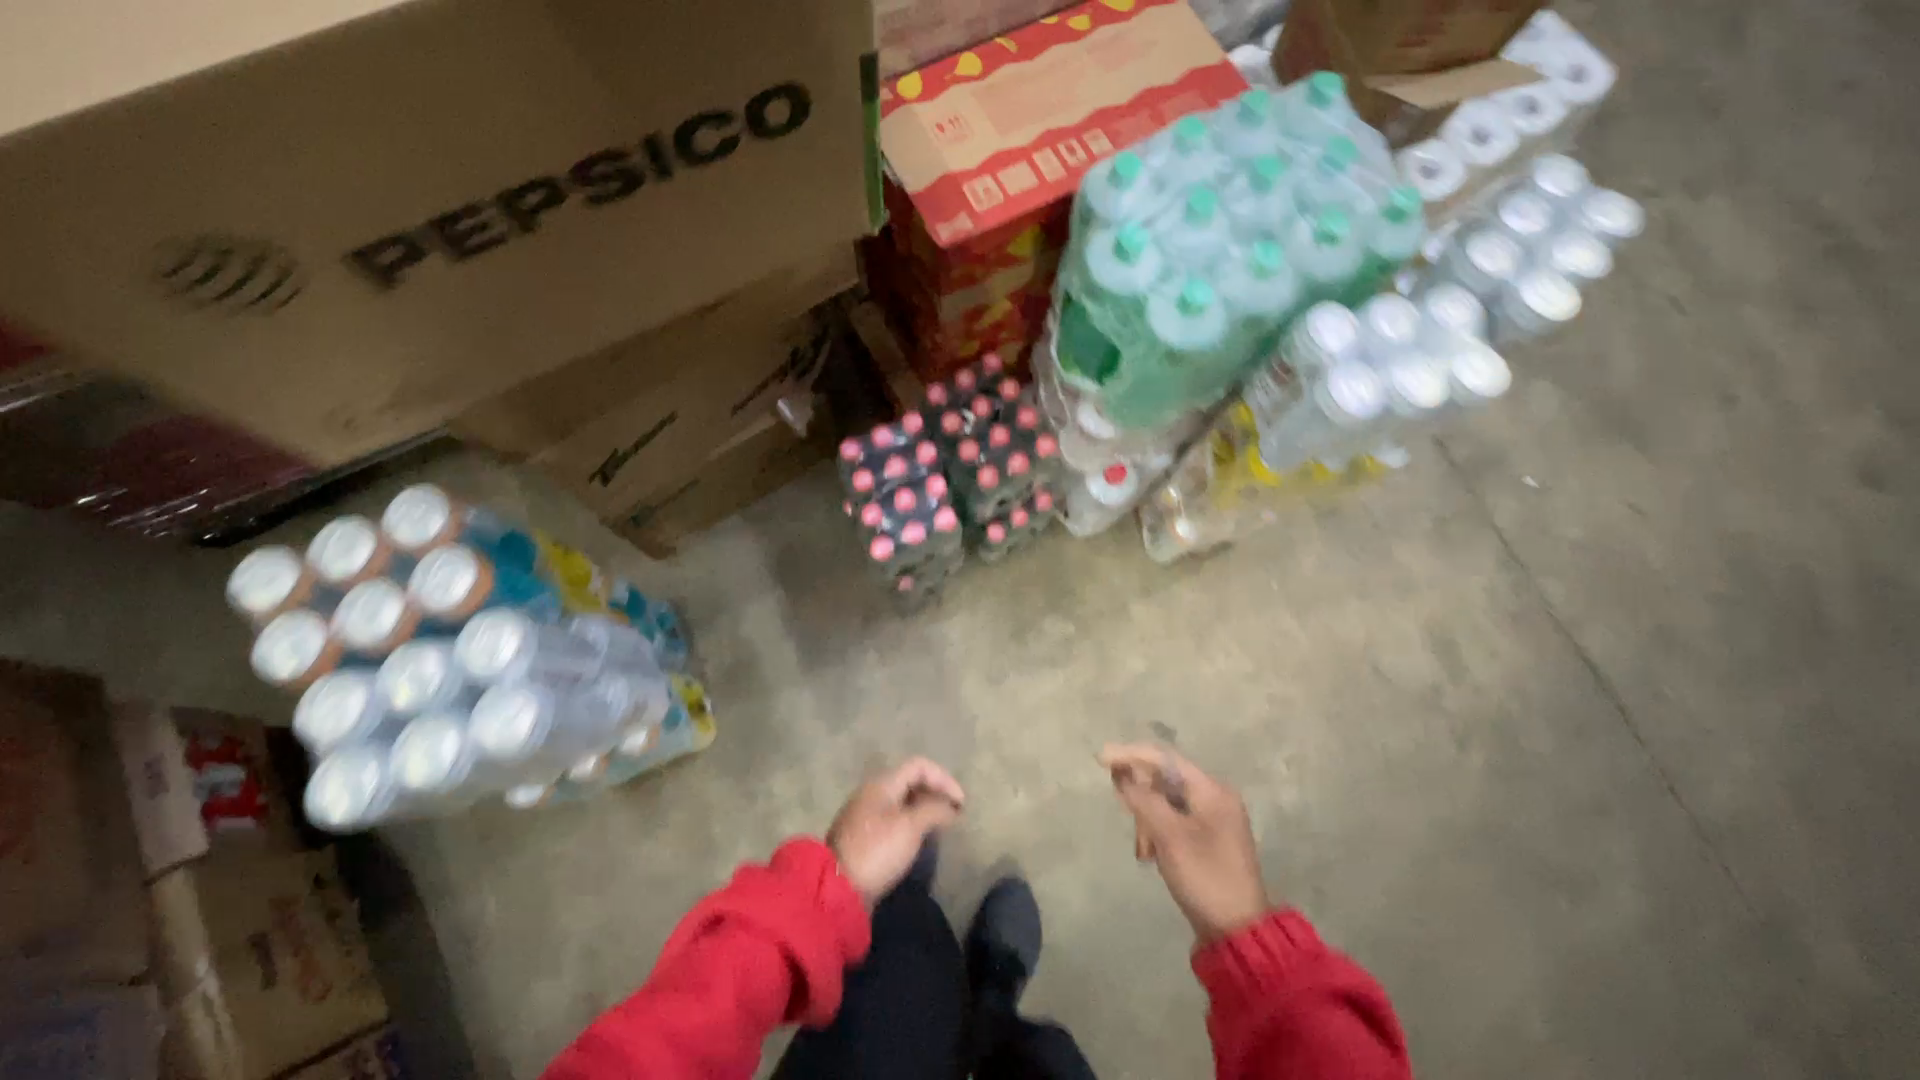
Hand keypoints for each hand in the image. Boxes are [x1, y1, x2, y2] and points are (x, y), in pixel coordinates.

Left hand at [826, 757, 965, 903]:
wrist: (838, 887)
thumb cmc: (877, 850)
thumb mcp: (910, 826)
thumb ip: (934, 810)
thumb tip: (950, 807)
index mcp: (882, 783)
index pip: (919, 766)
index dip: (944, 779)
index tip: (961, 803)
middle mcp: (873, 793)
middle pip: (911, 781)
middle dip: (936, 793)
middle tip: (954, 814)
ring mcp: (867, 814)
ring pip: (903, 801)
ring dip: (925, 809)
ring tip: (942, 827)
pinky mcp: (866, 836)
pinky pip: (895, 819)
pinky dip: (913, 823)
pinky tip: (922, 840)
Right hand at [1099, 744, 1270, 943]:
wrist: (1236, 930)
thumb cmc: (1205, 877)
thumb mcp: (1170, 837)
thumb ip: (1144, 800)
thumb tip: (1122, 773)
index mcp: (1212, 791)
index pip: (1165, 759)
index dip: (1131, 755)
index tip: (1100, 759)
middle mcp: (1214, 797)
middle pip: (1165, 780)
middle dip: (1141, 797)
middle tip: (1128, 820)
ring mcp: (1212, 818)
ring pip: (1166, 803)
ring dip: (1147, 820)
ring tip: (1144, 851)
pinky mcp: (1206, 838)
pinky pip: (1173, 821)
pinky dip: (1157, 832)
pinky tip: (1151, 854)